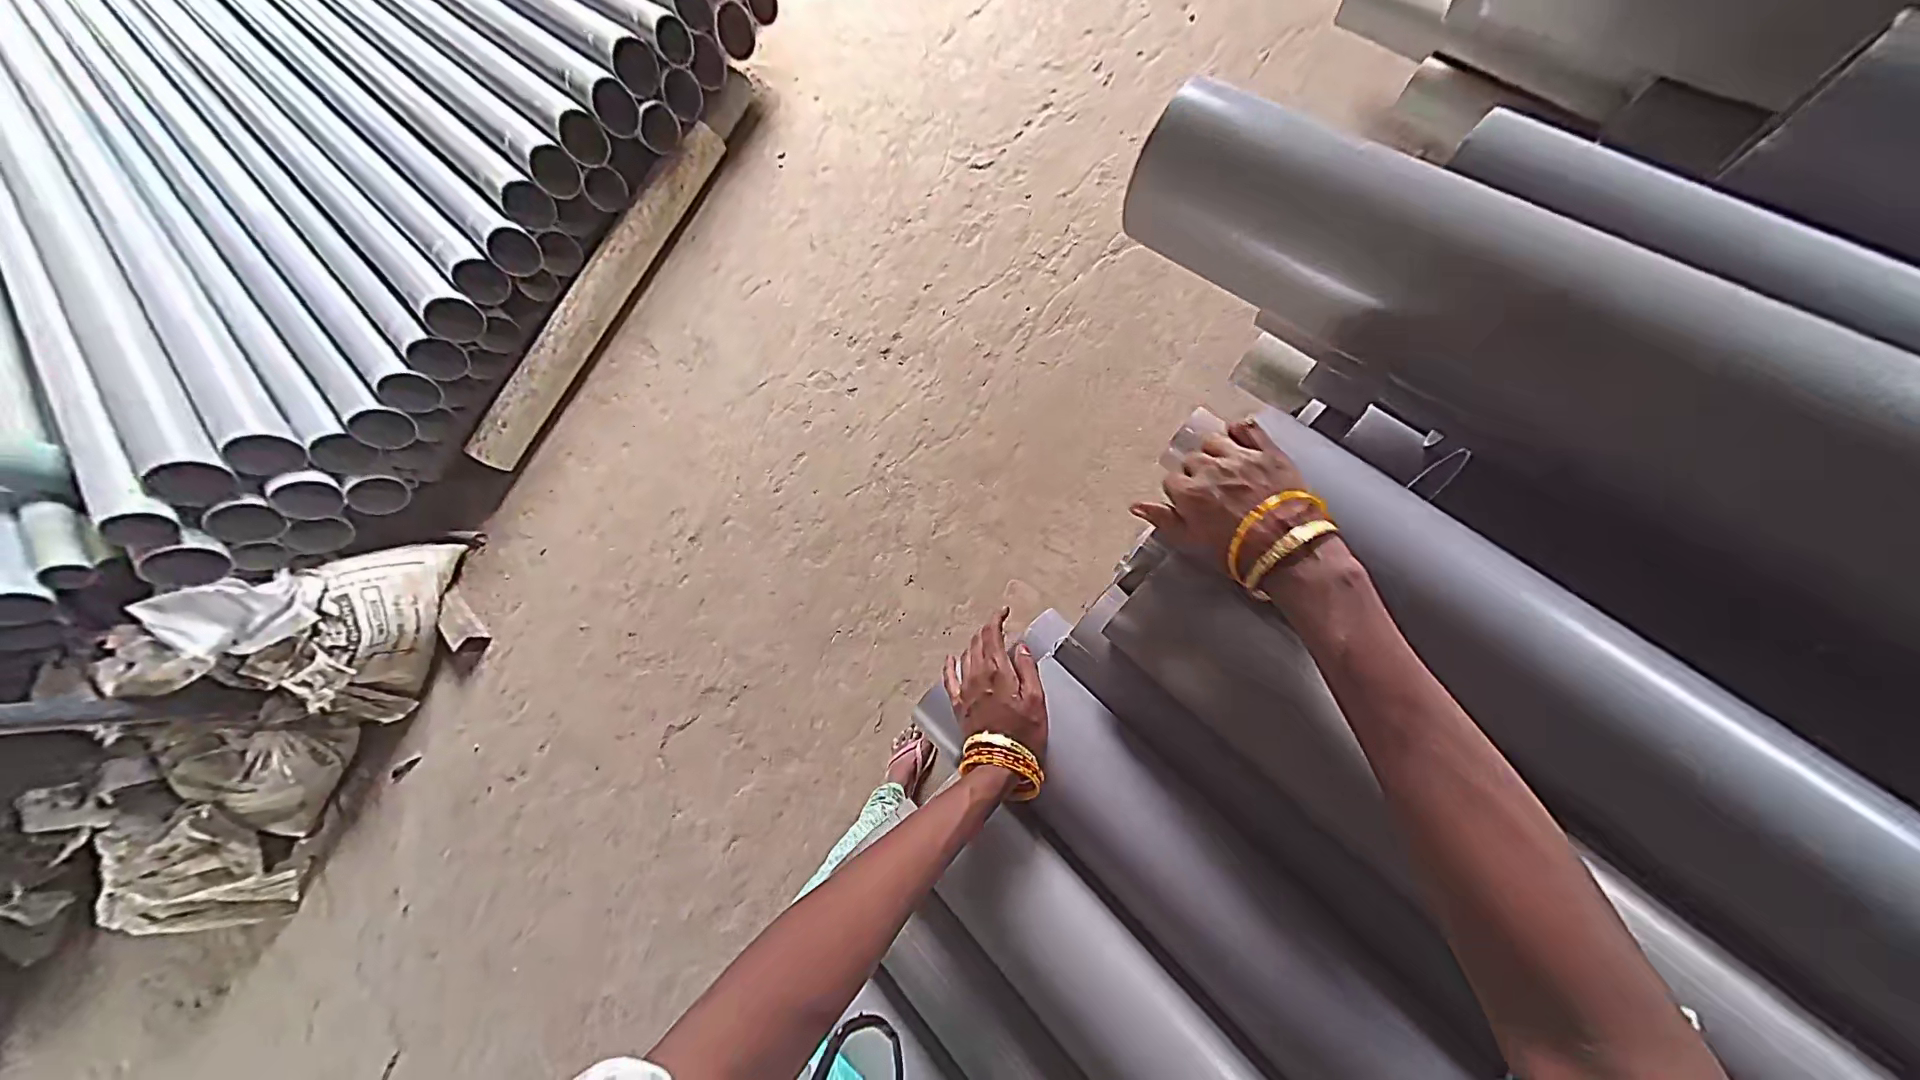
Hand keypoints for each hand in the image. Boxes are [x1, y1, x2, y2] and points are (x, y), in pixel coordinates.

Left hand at [942, 606, 1047, 761]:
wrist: (999, 763)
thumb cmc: (1023, 735)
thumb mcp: (1037, 700)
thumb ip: (1028, 670)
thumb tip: (1021, 648)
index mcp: (999, 672)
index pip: (993, 635)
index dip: (997, 619)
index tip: (1004, 612)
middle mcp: (978, 676)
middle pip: (978, 642)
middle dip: (987, 630)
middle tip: (997, 626)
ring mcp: (965, 690)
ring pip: (965, 656)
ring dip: (975, 644)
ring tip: (984, 640)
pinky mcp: (958, 705)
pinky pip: (949, 678)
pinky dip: (951, 665)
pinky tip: (952, 659)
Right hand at [1131, 417, 1326, 581]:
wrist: (1283, 544)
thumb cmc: (1236, 549)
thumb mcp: (1191, 541)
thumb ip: (1163, 519)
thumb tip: (1137, 506)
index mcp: (1189, 492)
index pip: (1171, 481)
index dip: (1179, 492)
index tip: (1189, 502)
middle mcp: (1209, 469)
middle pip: (1191, 460)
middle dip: (1196, 471)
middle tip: (1209, 488)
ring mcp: (1239, 457)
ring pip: (1214, 441)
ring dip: (1215, 451)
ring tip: (1223, 465)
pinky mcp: (1266, 452)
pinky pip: (1247, 429)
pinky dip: (1240, 431)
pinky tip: (1238, 437)